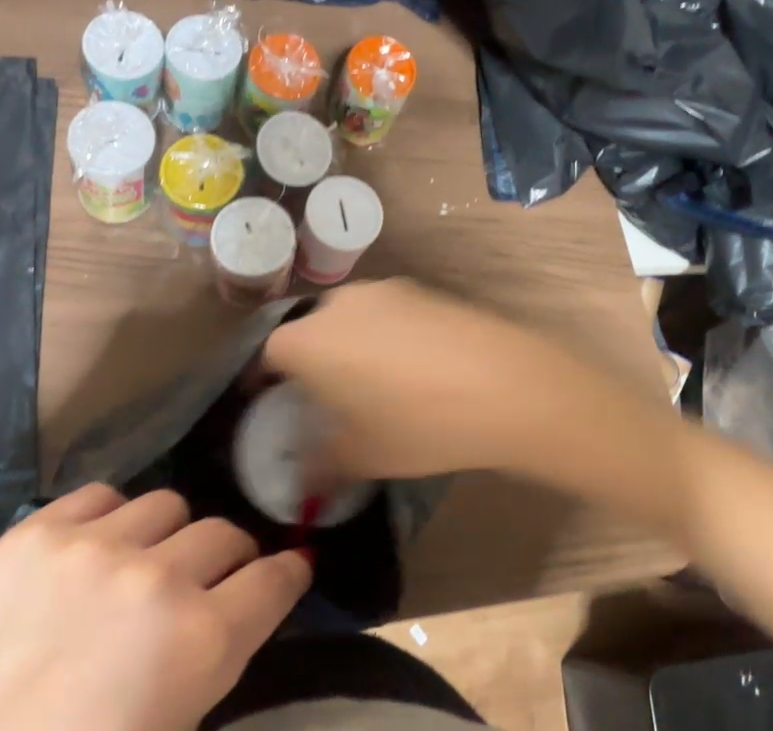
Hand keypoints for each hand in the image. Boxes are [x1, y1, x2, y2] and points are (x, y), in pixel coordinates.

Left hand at [0, 485, 310, 730]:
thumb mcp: (178, 723)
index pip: (274, 579)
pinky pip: (102, 496)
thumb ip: (216, 655)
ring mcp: (91, 547)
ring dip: (169, 539)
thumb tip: (239, 605)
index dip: (287, 576)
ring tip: (142, 569)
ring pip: (167, 506)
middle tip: (209, 586)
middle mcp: (155, 578)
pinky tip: (94, 555)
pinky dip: (111, 521)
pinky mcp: (35, 532)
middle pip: (225, 535)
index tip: (288, 572)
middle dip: (229, 563)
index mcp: (200, 641)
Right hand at [264, 280, 674, 485]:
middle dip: (309, 361)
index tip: (270, 401)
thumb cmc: (419, 424)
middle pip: (309, 330)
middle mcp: (338, 304)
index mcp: (308, 340)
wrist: (507, 384)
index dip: (264, 381)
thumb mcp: (364, 456)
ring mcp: (385, 291)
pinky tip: (411, 371)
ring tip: (369, 385)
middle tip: (322, 398)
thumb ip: (321, 465)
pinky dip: (385, 337)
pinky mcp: (424, 290)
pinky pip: (387, 314)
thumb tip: (302, 481)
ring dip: (349, 346)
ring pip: (350, 319)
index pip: (268, 355)